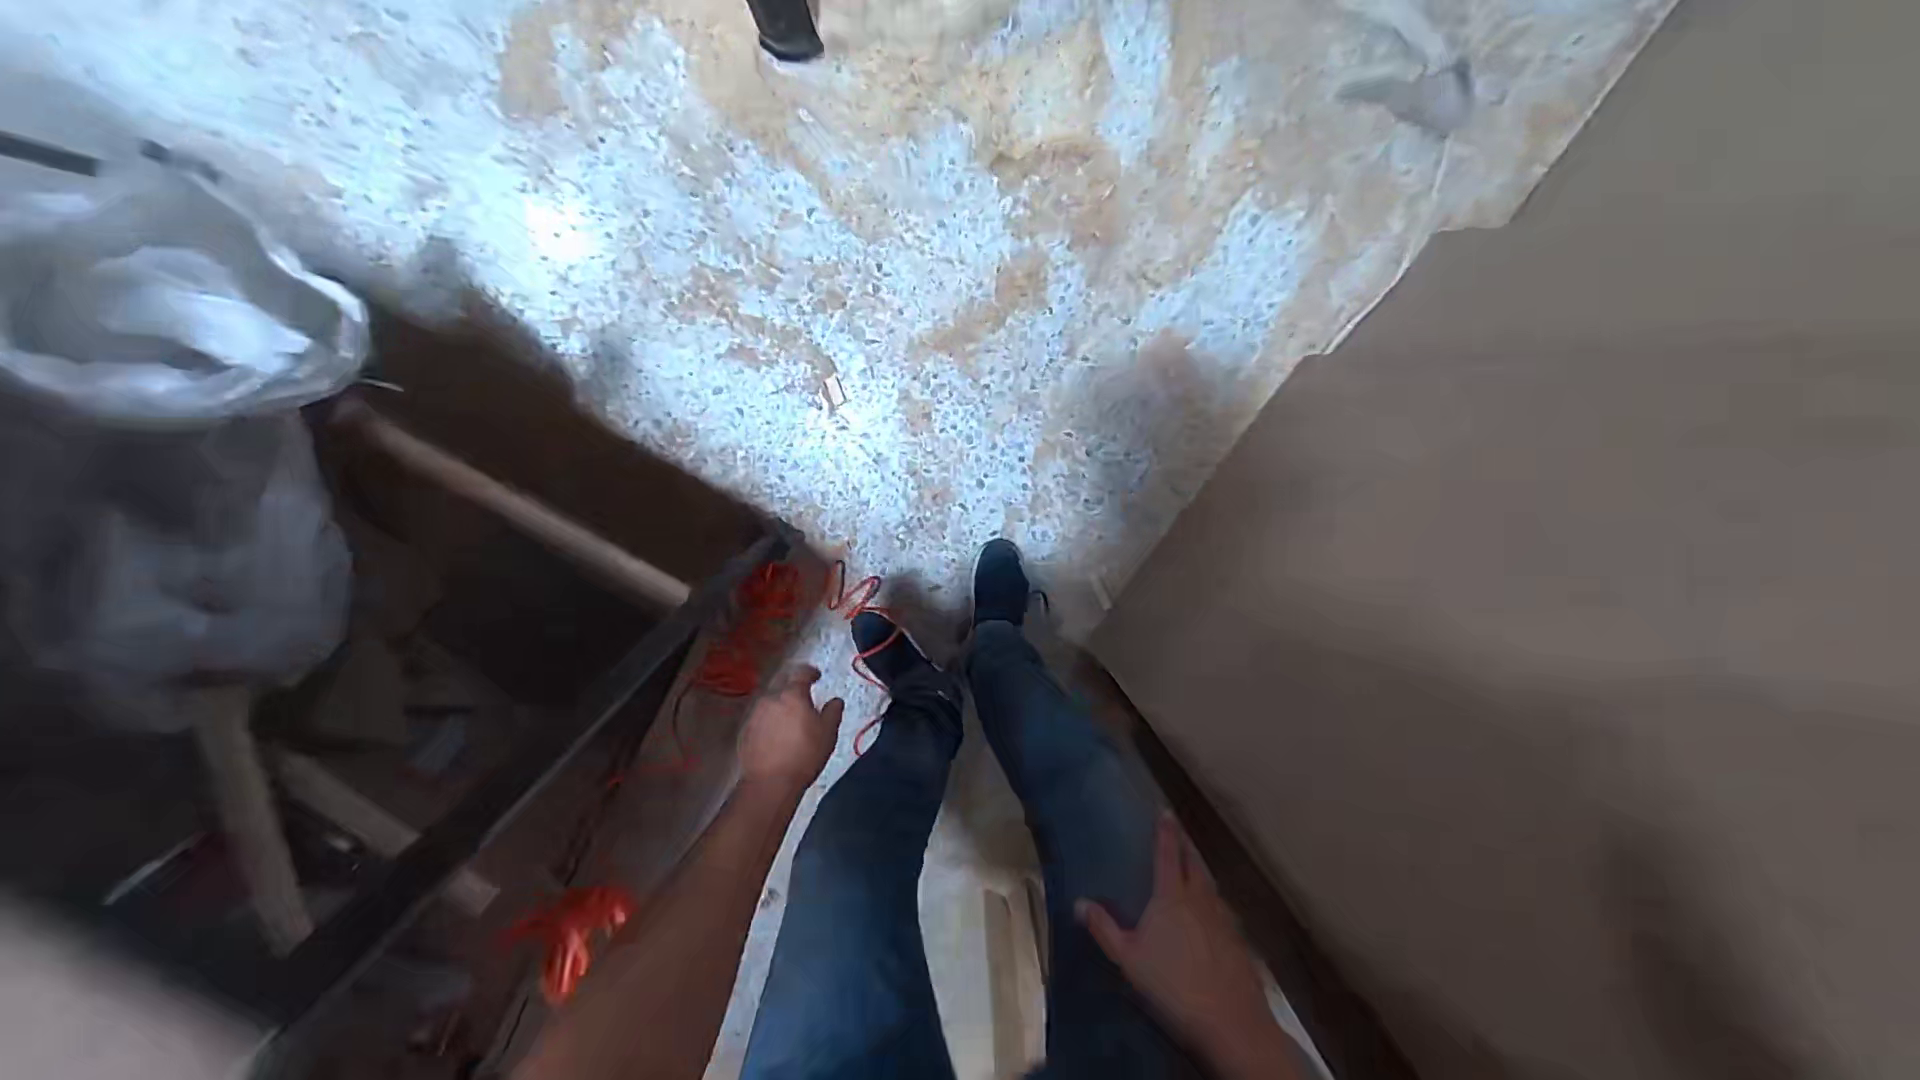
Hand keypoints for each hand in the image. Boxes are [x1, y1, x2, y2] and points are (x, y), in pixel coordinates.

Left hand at [738, 665, 843, 796]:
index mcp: (792, 695)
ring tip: (790, 719)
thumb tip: (835, 702)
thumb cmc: (804, 755)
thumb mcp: (828, 733)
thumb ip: (833, 712)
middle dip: (793, 687)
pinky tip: (776, 734)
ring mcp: (754, 714)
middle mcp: (770, 699)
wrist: (770, 782)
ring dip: (780, 705)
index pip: (802, 673)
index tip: (816, 675)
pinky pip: (760, 717)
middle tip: (803, 696)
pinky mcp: (745, 731)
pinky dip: (769, 720)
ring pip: (769, 701)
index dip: (811, 672)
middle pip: (782, 684)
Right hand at [1079, 814, 1298, 1079]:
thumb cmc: (1173, 984)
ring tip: (1194, 867)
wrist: (1231, 1022)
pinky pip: (1222, 909)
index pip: (1167, 854)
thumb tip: (1079, 902)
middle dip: (1186, 845)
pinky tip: (1211, 914)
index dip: (1166, 832)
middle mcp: (1200, 899)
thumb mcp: (1128, 958)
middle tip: (1180, 832)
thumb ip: (1104, 928)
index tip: (1166, 812)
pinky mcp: (1239, 942)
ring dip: (1201, 871)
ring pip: (1210, 885)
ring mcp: (1224, 920)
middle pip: (1194, 863)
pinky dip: (1213, 900)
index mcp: (1171, 895)